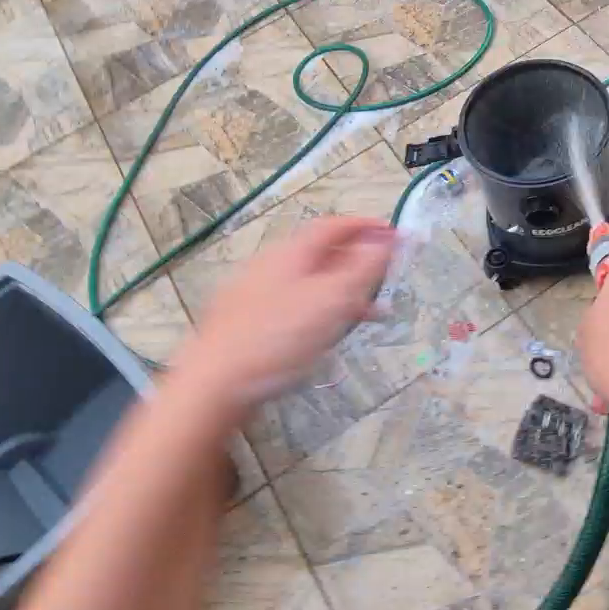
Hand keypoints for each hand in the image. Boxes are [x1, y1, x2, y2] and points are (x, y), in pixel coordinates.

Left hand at [165, 216, 396, 422]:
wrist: (213, 384)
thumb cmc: (278, 337)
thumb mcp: (332, 299)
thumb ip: (364, 267)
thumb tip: (387, 239)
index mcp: (291, 253)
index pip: (335, 225)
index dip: (367, 226)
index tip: (395, 234)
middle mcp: (271, 265)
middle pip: (322, 252)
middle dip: (359, 261)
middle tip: (388, 276)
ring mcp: (256, 293)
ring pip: (310, 281)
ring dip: (344, 290)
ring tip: (371, 313)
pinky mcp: (248, 321)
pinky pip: (295, 303)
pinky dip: (322, 309)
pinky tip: (329, 333)